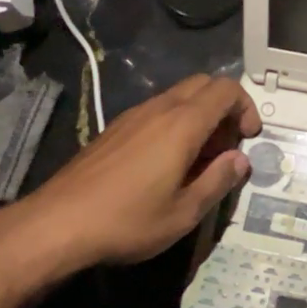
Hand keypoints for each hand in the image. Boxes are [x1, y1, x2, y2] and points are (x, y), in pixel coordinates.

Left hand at [0, 73, 261, 282]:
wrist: (57, 222)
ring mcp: (134, 115)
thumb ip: (217, 181)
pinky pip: (158, 110)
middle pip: (204, 84)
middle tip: (226, 147)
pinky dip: (175, 123)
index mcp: (183, 123)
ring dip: (199, 115)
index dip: (246, 107)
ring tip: (198, 159)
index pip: (226, 89)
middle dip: (224, 107)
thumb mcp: (183, 213)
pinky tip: (166, 163)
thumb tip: (240, 161)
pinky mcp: (116, 128)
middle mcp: (161, 108)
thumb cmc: (127, 220)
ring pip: (179, 95)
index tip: (248, 138)